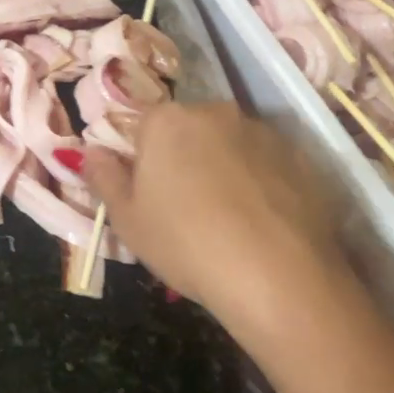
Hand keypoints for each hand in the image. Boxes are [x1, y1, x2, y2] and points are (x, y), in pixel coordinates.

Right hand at [82, 101, 350, 329]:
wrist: (280, 279)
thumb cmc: (186, 244)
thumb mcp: (127, 220)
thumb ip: (104, 177)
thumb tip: (91, 151)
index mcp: (165, 120)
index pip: (140, 125)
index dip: (140, 159)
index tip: (146, 193)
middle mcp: (214, 112)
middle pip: (188, 129)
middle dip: (183, 157)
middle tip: (183, 207)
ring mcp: (262, 132)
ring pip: (229, 144)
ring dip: (222, 168)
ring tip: (227, 219)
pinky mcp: (302, 158)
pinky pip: (267, 163)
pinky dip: (260, 182)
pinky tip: (260, 223)